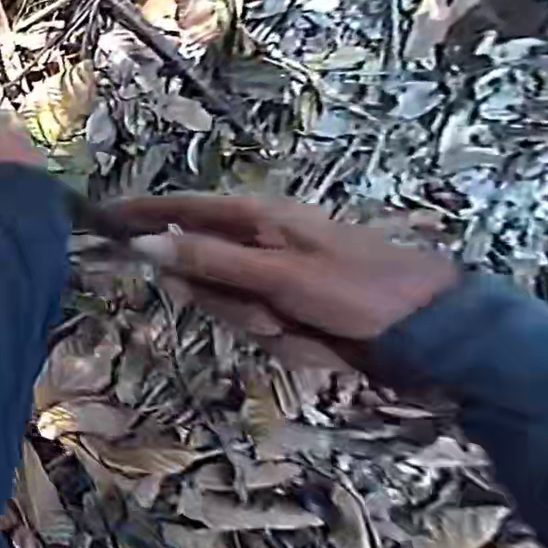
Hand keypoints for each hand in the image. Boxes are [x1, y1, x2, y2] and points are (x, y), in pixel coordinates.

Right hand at [106, 194, 459, 351]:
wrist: (448, 340)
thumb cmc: (363, 293)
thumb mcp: (280, 276)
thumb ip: (207, 259)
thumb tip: (140, 245)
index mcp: (254, 218)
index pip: (176, 206)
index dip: (137, 211)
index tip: (98, 218)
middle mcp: (253, 241)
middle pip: (191, 262)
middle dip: (214, 294)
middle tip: (248, 313)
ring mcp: (267, 273)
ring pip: (216, 296)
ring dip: (247, 319)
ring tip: (292, 329)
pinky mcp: (280, 301)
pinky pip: (245, 316)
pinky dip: (271, 333)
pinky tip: (308, 337)